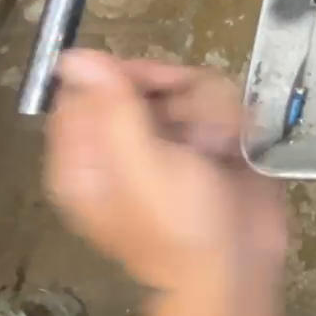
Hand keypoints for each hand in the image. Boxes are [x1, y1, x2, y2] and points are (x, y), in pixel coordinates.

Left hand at [44, 51, 287, 301]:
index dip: (129, 76)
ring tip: (221, 146)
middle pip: (151, 82)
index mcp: (89, 157)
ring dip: (217, 112)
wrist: (239, 258)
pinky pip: (224, 103)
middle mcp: (127, 144)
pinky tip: (237, 147)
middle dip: (187, 97)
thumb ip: (113, 110)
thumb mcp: (143, 167)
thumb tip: (75, 56)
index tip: (163, 83)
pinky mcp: (211, 140)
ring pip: (195, 88)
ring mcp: (172, 142)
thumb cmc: (181, 224)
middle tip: (201, 126)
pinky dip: (236, 120)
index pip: (92, 87)